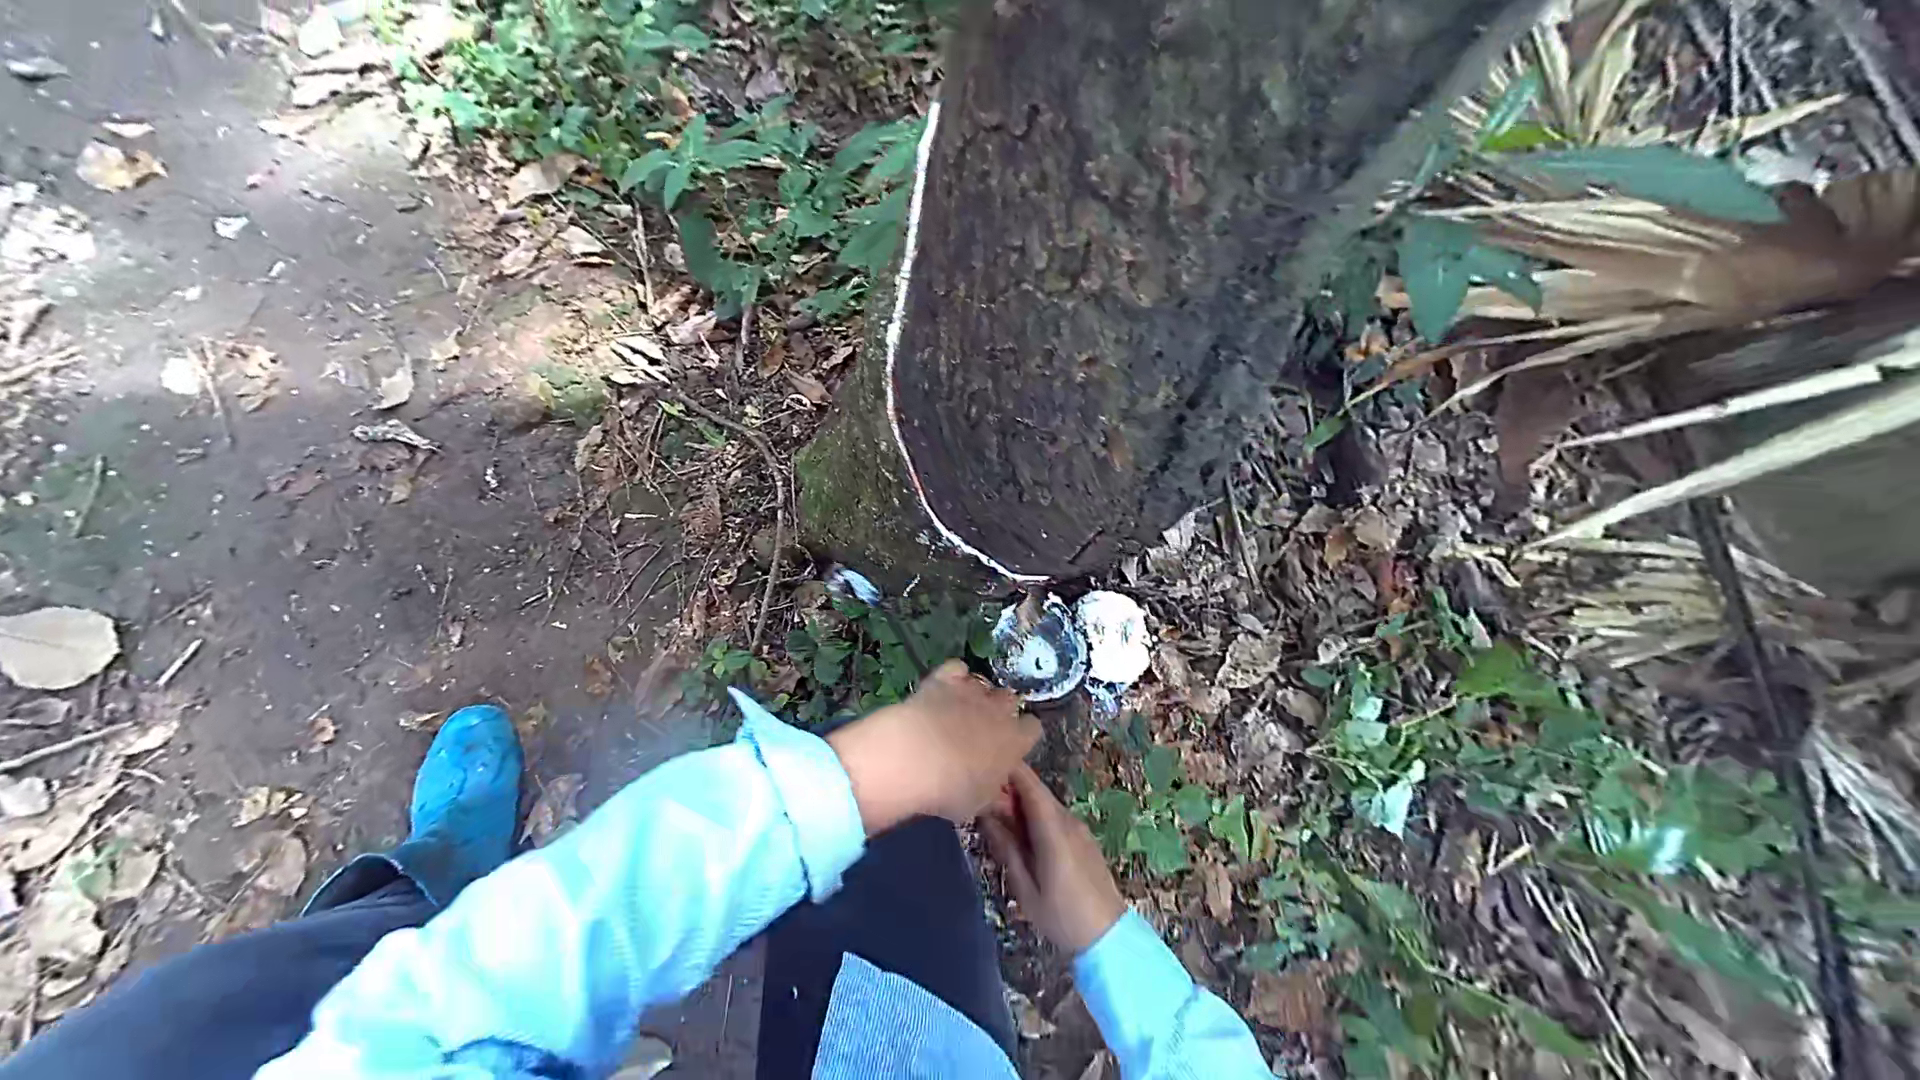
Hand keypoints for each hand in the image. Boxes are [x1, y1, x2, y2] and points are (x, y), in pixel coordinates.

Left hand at [827, 660, 1039, 834]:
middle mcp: (999, 710)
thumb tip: (1000, 797)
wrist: (915, 757)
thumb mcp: (978, 803)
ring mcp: (972, 691)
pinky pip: (957, 667)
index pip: (1033, 728)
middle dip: (1000, 710)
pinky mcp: (944, 678)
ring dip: (976, 694)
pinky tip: (945, 686)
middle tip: (982, 728)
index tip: (1009, 745)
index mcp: (1015, 741)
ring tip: (959, 709)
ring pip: (984, 683)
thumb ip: (993, 794)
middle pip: (1010, 699)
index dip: (1022, 734)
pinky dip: (954, 674)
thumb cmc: (952, 789)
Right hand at [982, 763, 1127, 954]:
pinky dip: (1035, 814)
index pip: (1029, 784)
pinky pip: (1055, 815)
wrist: (1109, 937)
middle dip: (1009, 786)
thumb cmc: (1062, 917)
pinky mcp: (1083, 837)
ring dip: (1021, 802)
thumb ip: (1006, 848)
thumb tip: (986, 816)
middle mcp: (1068, 820)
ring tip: (995, 812)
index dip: (1008, 769)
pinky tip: (1021, 830)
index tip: (983, 766)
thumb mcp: (1026, 889)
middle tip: (981, 795)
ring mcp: (1078, 827)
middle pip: (1036, 790)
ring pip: (1045, 802)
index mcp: (1053, 829)